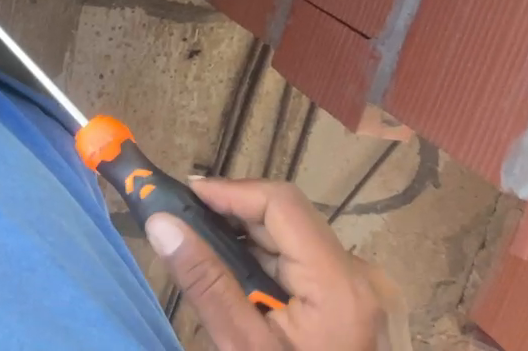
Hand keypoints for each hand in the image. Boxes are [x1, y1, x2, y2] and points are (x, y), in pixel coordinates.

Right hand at [145, 179, 395, 350]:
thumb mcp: (245, 348)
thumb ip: (206, 282)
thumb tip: (161, 221)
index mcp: (341, 284)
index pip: (279, 202)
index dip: (228, 191)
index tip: (182, 198)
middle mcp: (363, 275)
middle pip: (287, 217)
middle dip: (231, 216)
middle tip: (185, 229)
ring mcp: (366, 290)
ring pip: (293, 237)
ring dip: (246, 239)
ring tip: (208, 260)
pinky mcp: (361, 303)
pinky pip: (306, 261)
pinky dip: (267, 261)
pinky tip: (243, 286)